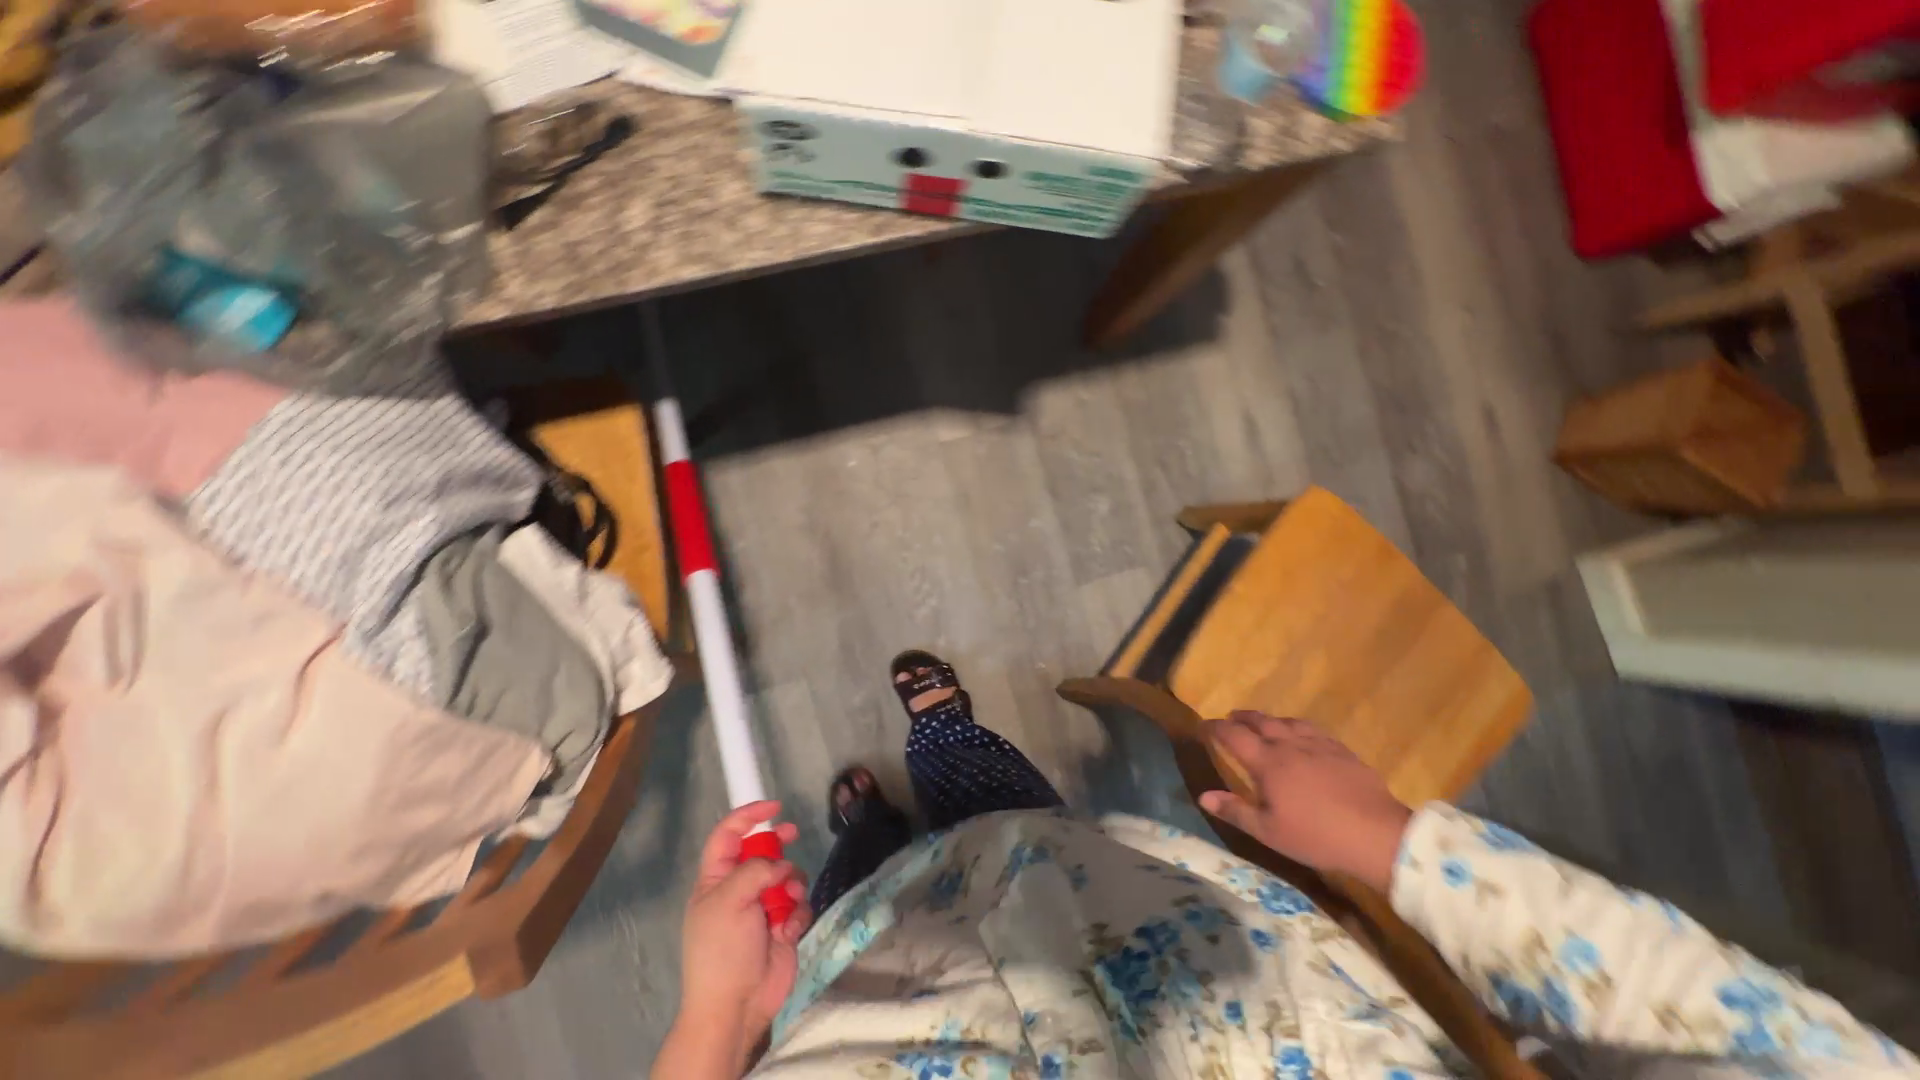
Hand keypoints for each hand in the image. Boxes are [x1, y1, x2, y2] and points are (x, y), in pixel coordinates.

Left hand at [678, 801, 812, 1062]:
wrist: (736, 1005)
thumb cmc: (722, 950)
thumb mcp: (728, 902)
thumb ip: (755, 870)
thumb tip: (782, 864)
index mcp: (715, 880)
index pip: (727, 836)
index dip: (748, 816)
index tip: (774, 806)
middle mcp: (738, 889)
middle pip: (762, 852)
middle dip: (779, 845)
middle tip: (793, 834)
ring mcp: (762, 908)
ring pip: (787, 877)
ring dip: (791, 887)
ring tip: (786, 905)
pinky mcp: (783, 926)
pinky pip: (799, 905)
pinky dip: (797, 915)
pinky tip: (789, 931)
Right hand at [1197, 711, 1413, 891]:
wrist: (1376, 835)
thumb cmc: (1315, 836)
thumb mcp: (1268, 831)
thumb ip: (1235, 810)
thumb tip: (1203, 796)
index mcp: (1268, 763)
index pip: (1234, 736)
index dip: (1216, 729)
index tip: (1204, 726)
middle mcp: (1290, 745)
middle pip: (1261, 721)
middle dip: (1242, 718)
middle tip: (1231, 718)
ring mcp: (1319, 745)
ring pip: (1289, 722)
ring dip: (1270, 720)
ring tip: (1264, 724)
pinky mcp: (1342, 751)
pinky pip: (1314, 730)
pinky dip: (1298, 728)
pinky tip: (1303, 737)